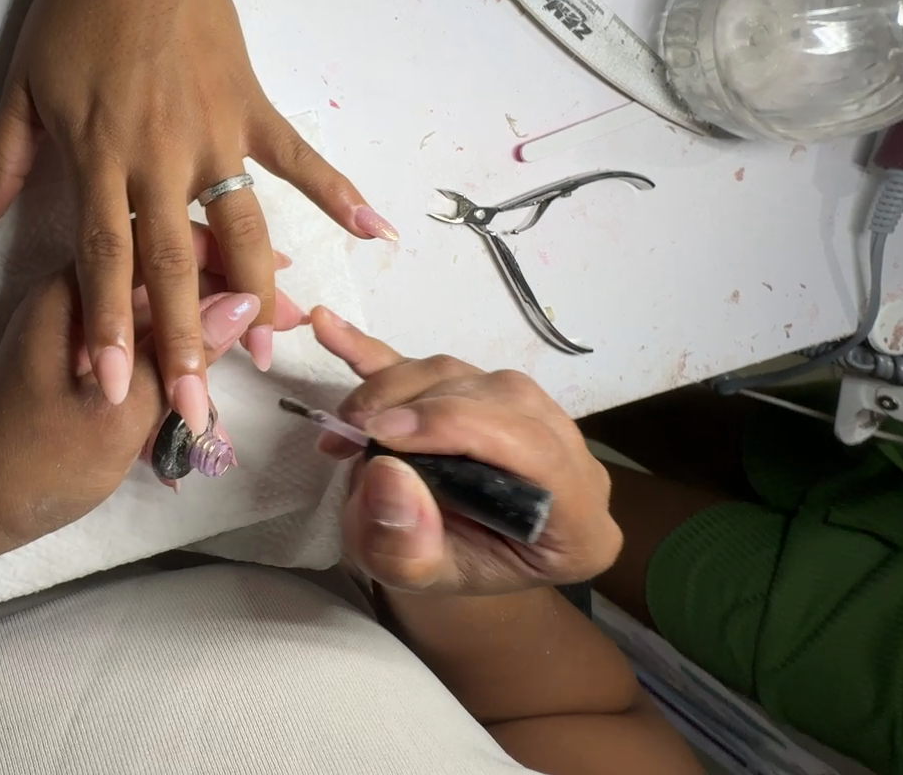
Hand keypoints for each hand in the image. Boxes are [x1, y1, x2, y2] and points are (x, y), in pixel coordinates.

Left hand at [0, 0, 390, 438]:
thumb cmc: (73, 16)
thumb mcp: (21, 89)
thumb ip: (2, 165)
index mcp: (100, 159)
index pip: (102, 261)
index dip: (106, 328)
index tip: (110, 390)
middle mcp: (161, 160)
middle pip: (173, 266)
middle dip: (182, 342)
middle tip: (194, 409)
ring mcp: (215, 136)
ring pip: (240, 229)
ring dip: (255, 293)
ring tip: (268, 351)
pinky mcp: (253, 108)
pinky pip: (298, 157)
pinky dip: (336, 191)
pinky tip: (375, 230)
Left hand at [0, 265, 265, 564]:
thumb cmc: (41, 460)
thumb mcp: (120, 412)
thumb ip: (181, 356)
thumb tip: (244, 302)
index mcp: (72, 290)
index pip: (158, 246)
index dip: (225, 258)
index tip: (281, 276)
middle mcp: (72, 295)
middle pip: (162, 278)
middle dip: (224, 299)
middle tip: (285, 321)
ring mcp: (75, 328)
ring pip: (153, 315)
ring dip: (201, 338)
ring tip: (255, 355)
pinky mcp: (79, 358)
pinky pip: (136, 345)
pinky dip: (170, 365)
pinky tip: (201, 395)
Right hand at [308, 308, 620, 594]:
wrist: (428, 552)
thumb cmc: (430, 567)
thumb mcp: (411, 577)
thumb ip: (404, 543)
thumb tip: (390, 471)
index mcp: (575, 523)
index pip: (536, 452)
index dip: (456, 427)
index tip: (380, 434)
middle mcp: (564, 458)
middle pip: (501, 398)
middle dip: (417, 406)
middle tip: (354, 432)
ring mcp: (516, 415)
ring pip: (462, 373)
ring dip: (393, 387)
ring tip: (347, 425)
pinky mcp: (465, 389)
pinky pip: (420, 360)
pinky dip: (369, 347)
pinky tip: (326, 326)